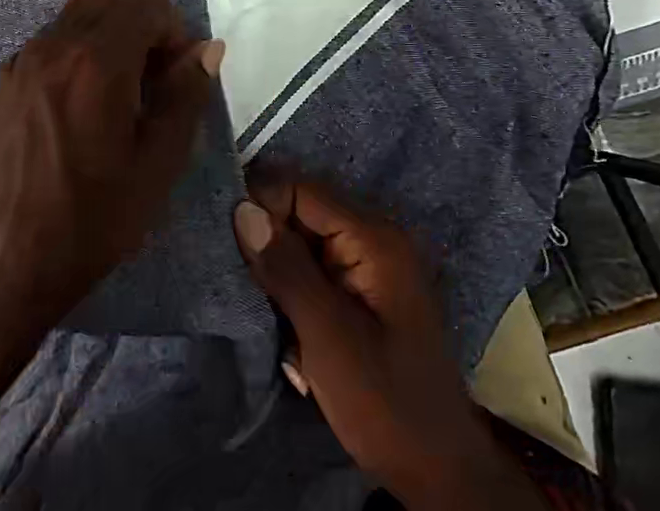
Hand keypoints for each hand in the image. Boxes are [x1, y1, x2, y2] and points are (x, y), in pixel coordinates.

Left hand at [0, 0, 224, 335]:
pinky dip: (76, 52)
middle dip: (141, 21)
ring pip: (74, 16)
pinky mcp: (1, 85)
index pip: (145, 2)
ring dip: (107, 34)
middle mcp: (53, 48)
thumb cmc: (91, 221)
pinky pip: (49, 44)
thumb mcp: (158, 164)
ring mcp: (20, 64)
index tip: (179, 73)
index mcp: (96, 63)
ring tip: (119, 93)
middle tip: (153, 74)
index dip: (174, 28)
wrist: (1, 268)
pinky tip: (80, 108)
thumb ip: (185, 95)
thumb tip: (207, 48)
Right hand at [232, 178, 545, 510]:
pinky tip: (272, 311)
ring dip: (273, 262)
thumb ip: (287, 270)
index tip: (223, 239)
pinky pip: (312, 266)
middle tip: (228, 270)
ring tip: (246, 293)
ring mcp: (368, 264)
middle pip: (302, 210)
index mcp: (374, 239)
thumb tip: (243, 210)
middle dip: (264, 234)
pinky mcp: (359, 290)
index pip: (303, 190)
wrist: (436, 468)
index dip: (261, 205)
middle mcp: (374, 238)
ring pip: (302, 238)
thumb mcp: (329, 338)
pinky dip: (288, 282)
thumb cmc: (385, 402)